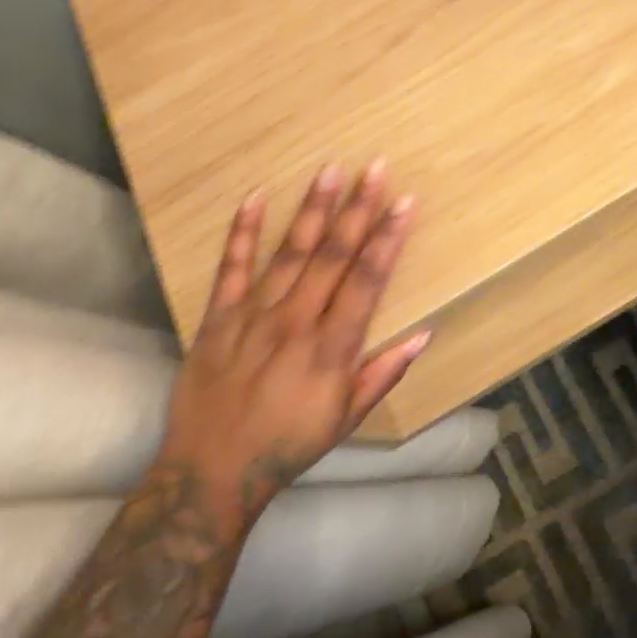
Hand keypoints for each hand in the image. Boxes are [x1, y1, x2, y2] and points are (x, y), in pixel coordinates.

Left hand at [158, 160, 429, 510]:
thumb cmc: (289, 444)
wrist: (213, 470)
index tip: (405, 203)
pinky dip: (242, 232)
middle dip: (357, 209)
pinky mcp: (217, 319)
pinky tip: (256, 197)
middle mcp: (295, 322)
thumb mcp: (346, 418)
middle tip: (376, 167)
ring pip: (289, 253)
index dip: (388, 239)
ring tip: (330, 169)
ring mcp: (252, 316)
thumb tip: (423, 335)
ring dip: (312, 209)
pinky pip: (231, 268)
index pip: (366, 281)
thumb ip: (383, 373)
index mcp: (331, 348)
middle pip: (332, 256)